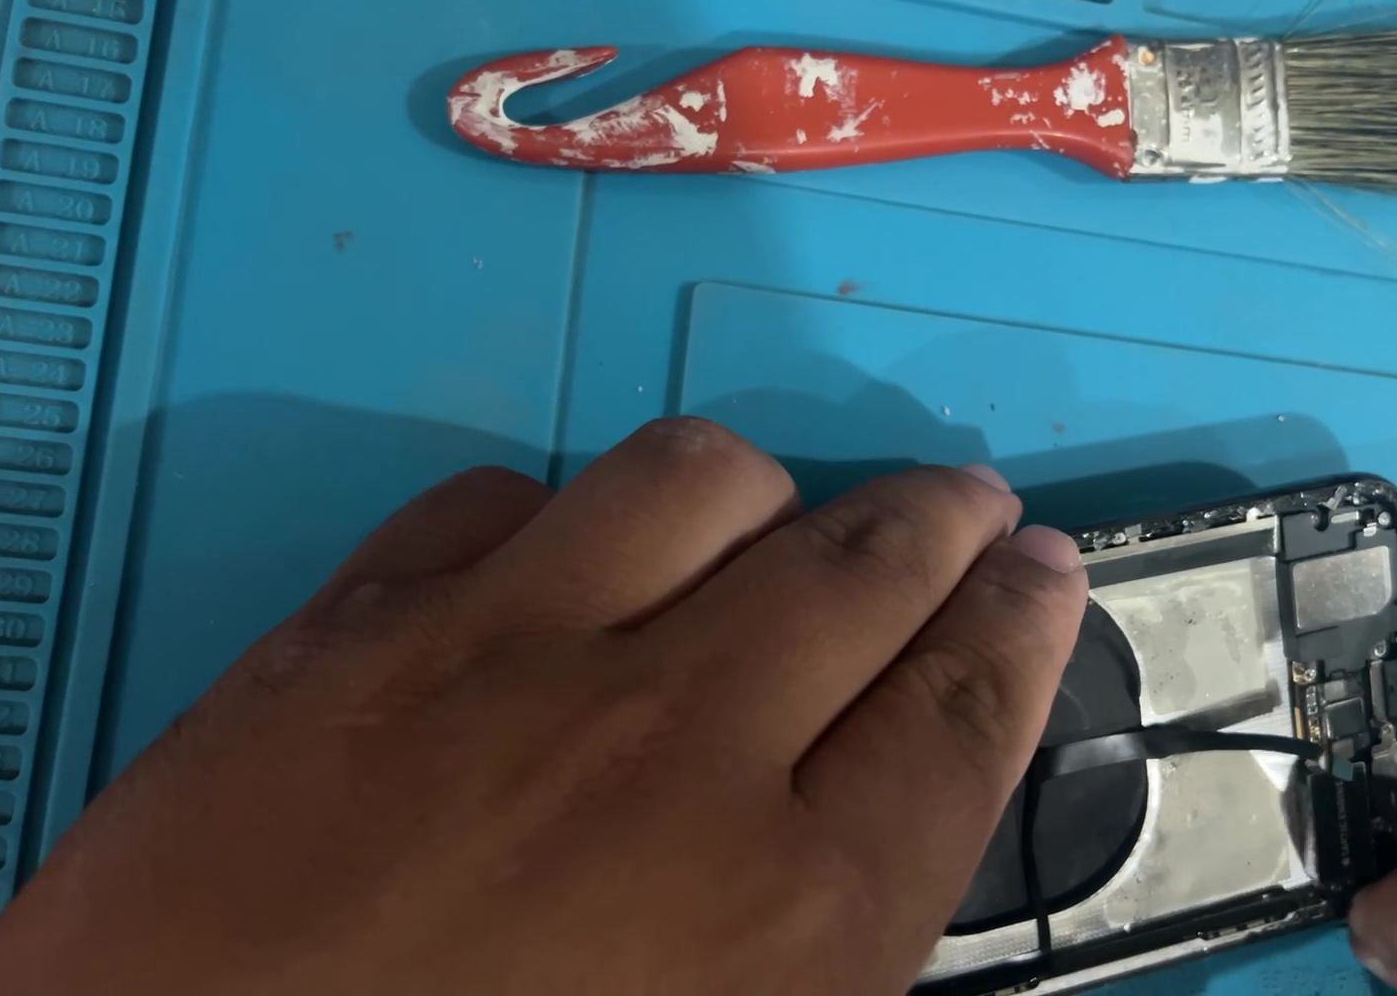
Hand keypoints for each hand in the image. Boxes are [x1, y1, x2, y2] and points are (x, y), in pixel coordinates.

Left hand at [0, 419, 1089, 994]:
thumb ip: (847, 904)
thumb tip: (906, 755)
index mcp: (789, 914)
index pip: (961, 703)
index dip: (1022, 619)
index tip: (1047, 564)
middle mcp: (670, 751)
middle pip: (866, 565)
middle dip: (945, 518)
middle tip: (972, 499)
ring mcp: (501, 666)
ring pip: (697, 481)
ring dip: (759, 494)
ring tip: (765, 525)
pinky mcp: (349, 635)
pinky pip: (498, 500)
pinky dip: (553, 522)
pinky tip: (554, 572)